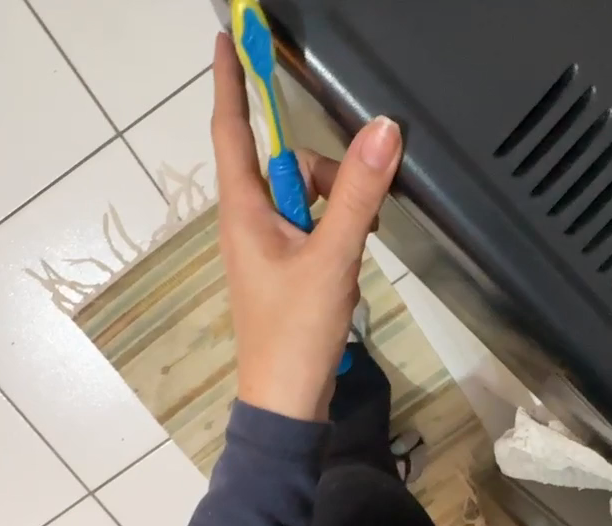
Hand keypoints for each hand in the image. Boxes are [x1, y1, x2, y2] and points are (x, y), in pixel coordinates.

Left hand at [211, 33, 401, 421]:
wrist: (287, 400)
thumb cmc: (296, 331)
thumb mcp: (332, 258)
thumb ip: (357, 194)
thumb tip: (383, 129)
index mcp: (244, 210)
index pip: (232, 129)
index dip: (230, 82)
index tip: (228, 39)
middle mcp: (249, 222)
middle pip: (286, 165)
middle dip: (325, 170)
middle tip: (360, 201)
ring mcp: (267, 249)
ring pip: (306, 199)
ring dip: (339, 207)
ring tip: (361, 242)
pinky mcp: (284, 272)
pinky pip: (312, 230)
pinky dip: (336, 232)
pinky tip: (352, 258)